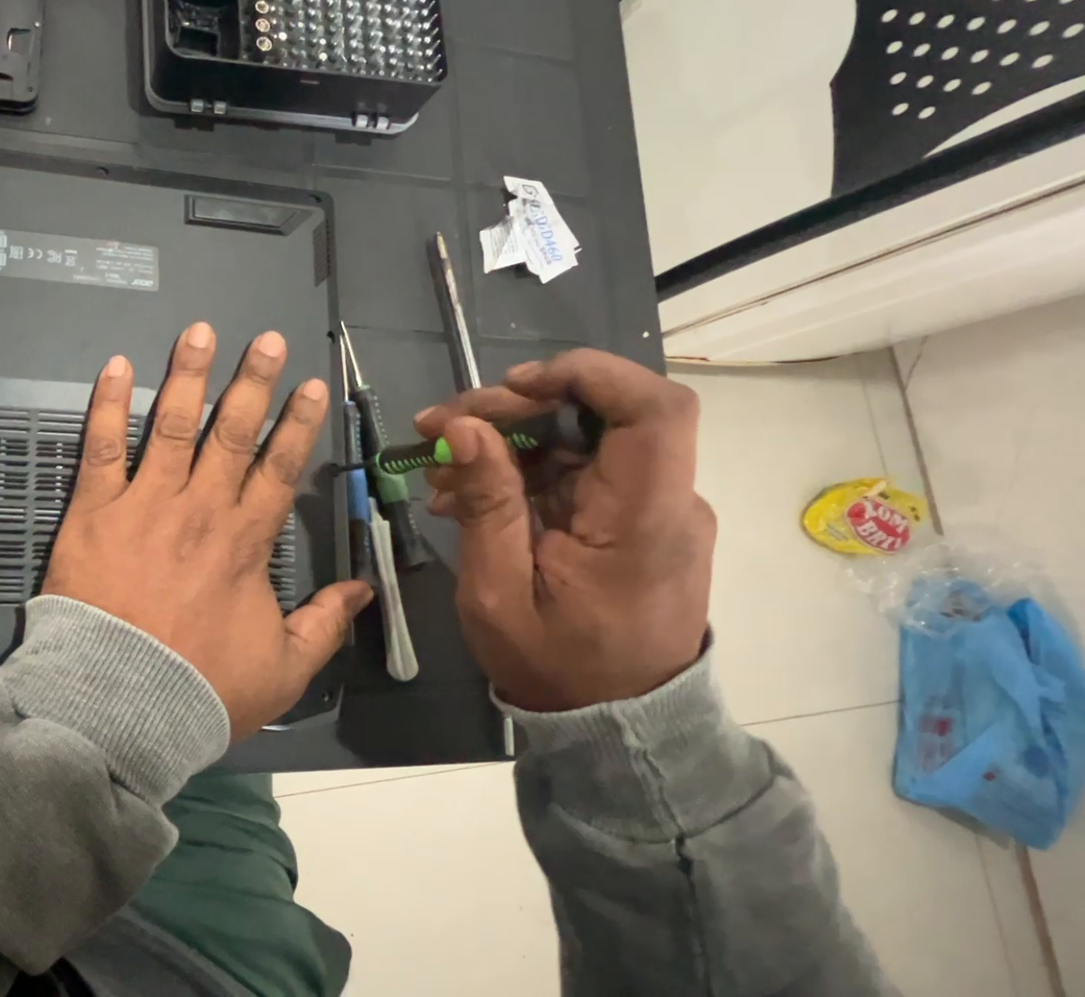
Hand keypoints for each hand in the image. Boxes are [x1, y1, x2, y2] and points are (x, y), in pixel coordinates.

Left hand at [43, 322, 374, 739]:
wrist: (118, 704)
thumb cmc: (199, 688)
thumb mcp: (282, 669)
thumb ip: (324, 624)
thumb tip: (362, 591)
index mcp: (244, 541)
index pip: (279, 469)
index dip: (297, 425)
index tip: (308, 386)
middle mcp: (200, 509)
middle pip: (232, 433)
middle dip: (252, 382)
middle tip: (265, 339)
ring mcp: (145, 503)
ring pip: (170, 426)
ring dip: (187, 376)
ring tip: (198, 333)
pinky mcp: (94, 510)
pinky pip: (101, 448)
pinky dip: (105, 405)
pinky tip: (114, 366)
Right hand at [413, 350, 714, 712]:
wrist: (616, 728)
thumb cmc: (556, 668)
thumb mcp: (499, 593)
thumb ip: (487, 504)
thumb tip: (464, 426)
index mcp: (644, 521)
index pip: (652, 409)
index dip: (587, 374)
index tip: (511, 386)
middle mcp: (664, 503)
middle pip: (600, 414)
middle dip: (513, 408)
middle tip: (438, 426)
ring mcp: (650, 509)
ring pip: (580, 438)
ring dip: (506, 440)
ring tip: (440, 470)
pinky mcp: (630, 520)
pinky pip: (577, 472)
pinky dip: (521, 470)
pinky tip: (468, 492)